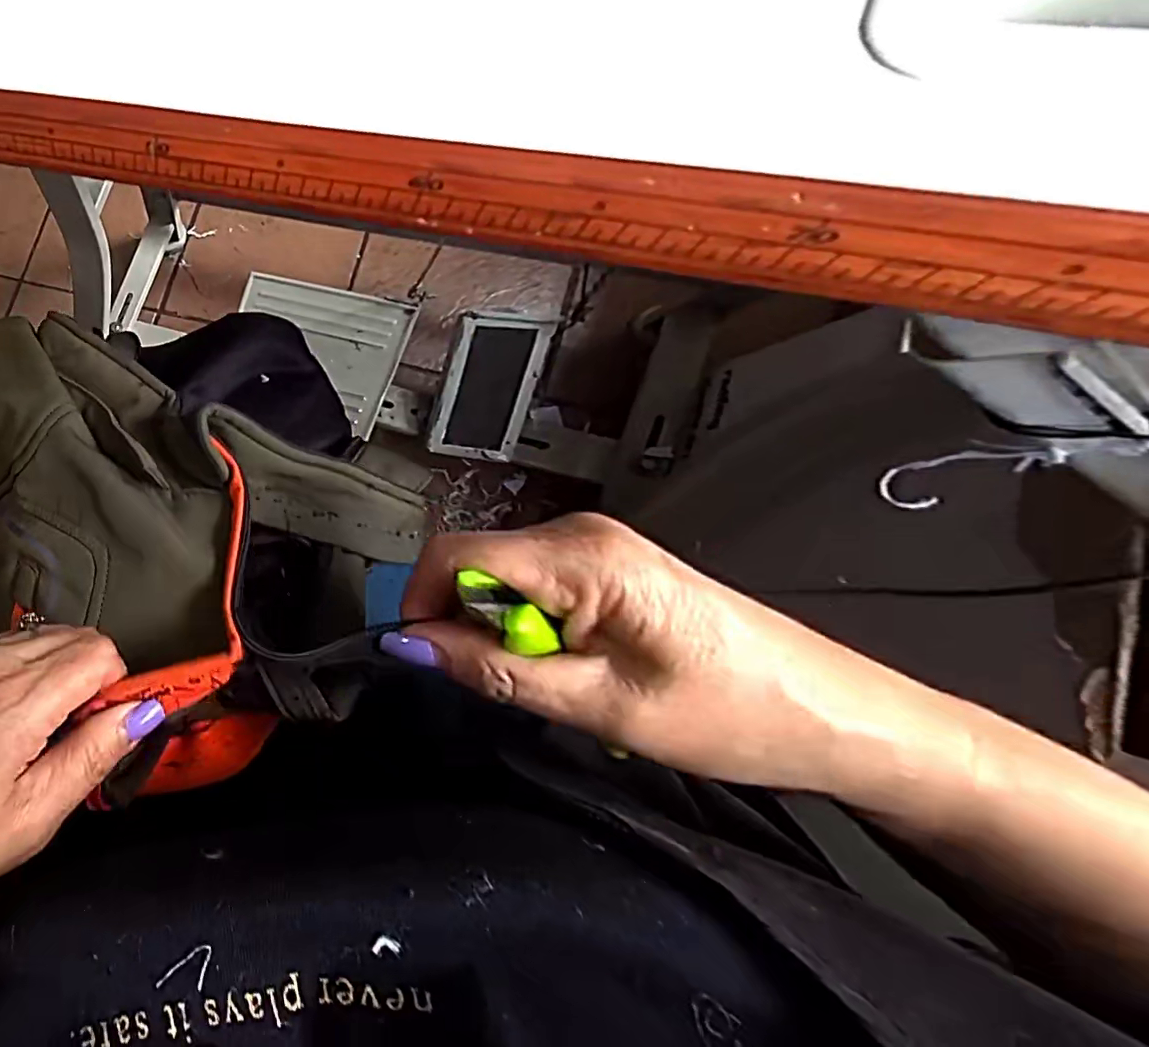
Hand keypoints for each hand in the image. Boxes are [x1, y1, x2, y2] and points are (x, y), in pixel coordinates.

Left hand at [0, 626, 164, 1009]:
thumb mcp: (34, 816)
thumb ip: (94, 753)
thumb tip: (147, 710)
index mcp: (16, 701)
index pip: (101, 653)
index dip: (117, 689)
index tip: (102, 732)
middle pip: (81, 637)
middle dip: (98, 677)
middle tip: (78, 735)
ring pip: (53, 636)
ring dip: (69, 671)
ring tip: (48, 728)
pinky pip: (21, 644)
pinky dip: (39, 667)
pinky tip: (19, 715)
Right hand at [390, 514, 936, 793]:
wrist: (837, 715)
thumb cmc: (740, 711)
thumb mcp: (597, 704)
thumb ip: (492, 670)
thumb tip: (412, 644)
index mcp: (583, 556)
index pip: (454, 555)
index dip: (423, 604)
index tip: (430, 656)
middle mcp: (582, 535)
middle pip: (471, 567)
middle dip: (470, 626)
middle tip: (520, 680)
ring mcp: (593, 546)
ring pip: (497, 580)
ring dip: (504, 632)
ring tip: (563, 676)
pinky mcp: (602, 564)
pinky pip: (529, 586)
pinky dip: (530, 627)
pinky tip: (576, 660)